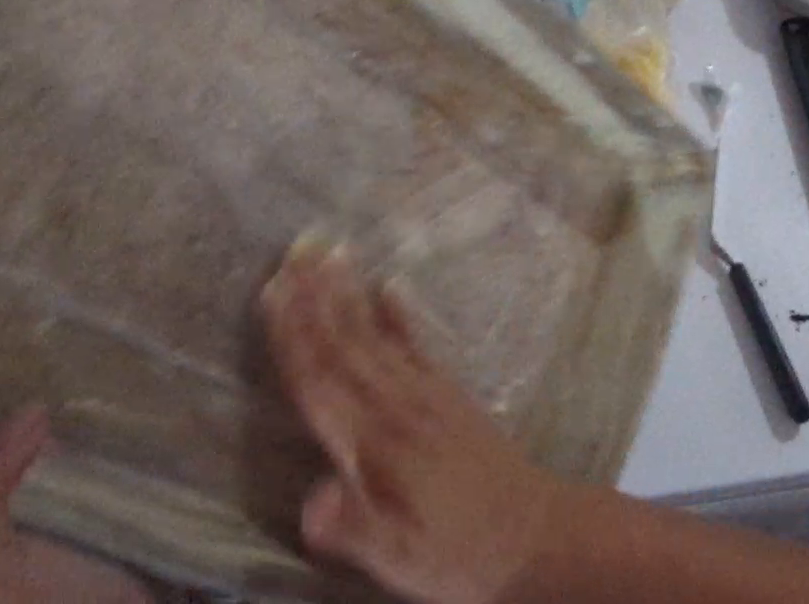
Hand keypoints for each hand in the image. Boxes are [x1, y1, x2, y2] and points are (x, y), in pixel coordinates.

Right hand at [261, 247, 574, 603]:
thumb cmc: (459, 552)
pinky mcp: (449, 392)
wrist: (534, 532)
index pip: (321, 382)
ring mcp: (426, 392)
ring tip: (332, 255)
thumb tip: (308, 499)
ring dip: (349, 296)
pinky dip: (400, 313)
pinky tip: (390, 286)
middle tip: (296, 251)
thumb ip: (351, 526)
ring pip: (375, 336)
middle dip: (315, 299)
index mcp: (375, 444)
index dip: (293, 338)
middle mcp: (397, 406)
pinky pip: (418, 343)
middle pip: (345, 345)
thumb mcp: (399, 557)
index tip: (274, 292)